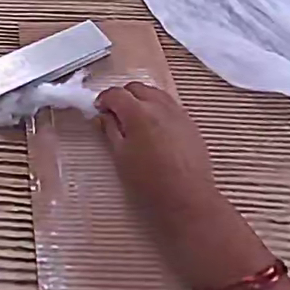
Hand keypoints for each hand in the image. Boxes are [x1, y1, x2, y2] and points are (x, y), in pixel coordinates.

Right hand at [97, 83, 269, 289]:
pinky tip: (155, 129)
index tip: (99, 111)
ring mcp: (178, 113)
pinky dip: (157, 109)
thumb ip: (110, 130)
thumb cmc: (149, 182)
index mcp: (138, 112)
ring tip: (136, 121)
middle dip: (123, 97)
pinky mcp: (190, 123)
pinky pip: (169, 105)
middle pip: (136, 88)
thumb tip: (103, 116)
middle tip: (116, 115)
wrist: (189, 201)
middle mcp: (159, 105)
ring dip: (142, 100)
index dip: (103, 100)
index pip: (115, 93)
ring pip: (154, 93)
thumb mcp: (121, 157)